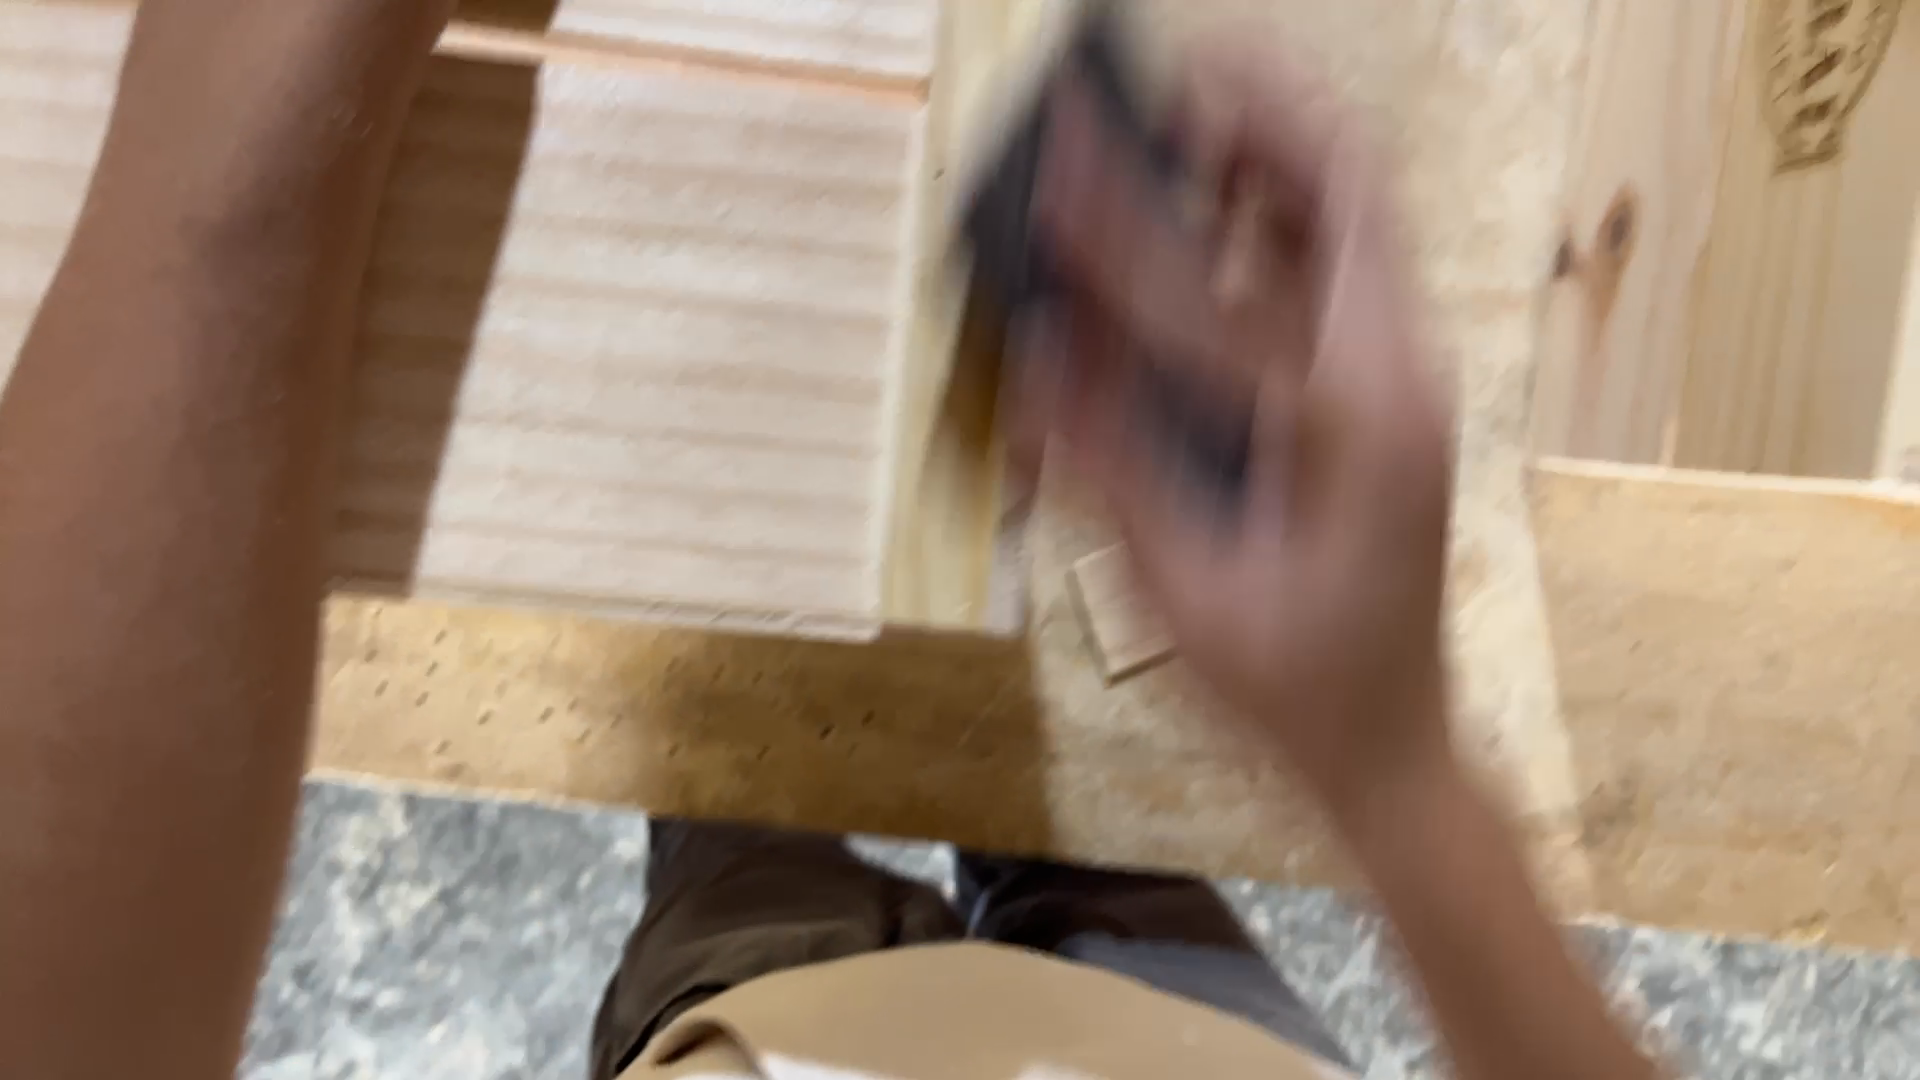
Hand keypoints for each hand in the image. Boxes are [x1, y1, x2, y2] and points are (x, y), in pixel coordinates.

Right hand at [1017, 41, 1457, 820]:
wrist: (1387, 733)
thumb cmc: (1288, 686)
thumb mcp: (1184, 595)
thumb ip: (1112, 473)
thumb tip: (1040, 363)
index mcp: (1348, 435)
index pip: (1212, 304)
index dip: (1119, 234)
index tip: (1056, 166)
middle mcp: (1397, 379)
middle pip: (1346, 192)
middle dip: (1257, 116)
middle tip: (1174, 77)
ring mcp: (1403, 380)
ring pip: (1353, 214)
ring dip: (1275, 150)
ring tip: (1195, 116)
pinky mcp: (1383, 395)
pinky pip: (1337, 267)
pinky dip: (1279, 217)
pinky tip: (1220, 213)